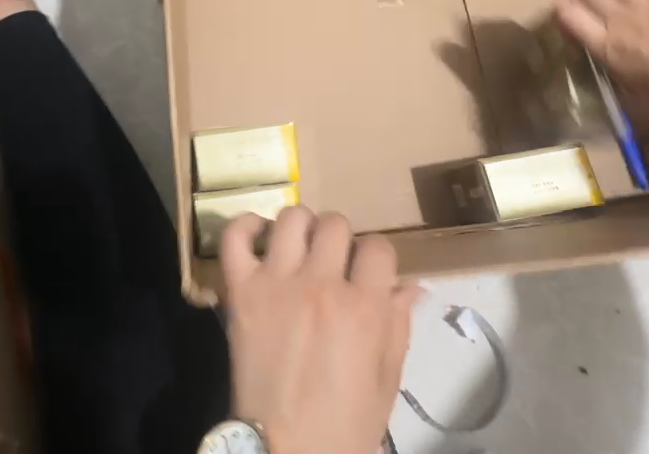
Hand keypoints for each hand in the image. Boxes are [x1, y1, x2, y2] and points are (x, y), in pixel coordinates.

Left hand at [220, 207, 420, 453]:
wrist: (285, 452)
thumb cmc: (344, 427)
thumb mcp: (385, 382)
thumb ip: (398, 327)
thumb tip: (413, 287)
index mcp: (364, 309)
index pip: (379, 247)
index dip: (378, 259)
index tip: (370, 274)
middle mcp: (321, 284)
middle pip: (336, 224)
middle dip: (342, 240)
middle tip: (335, 263)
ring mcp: (276, 282)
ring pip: (291, 218)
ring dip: (301, 228)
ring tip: (300, 249)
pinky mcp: (241, 290)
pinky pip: (235, 237)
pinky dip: (245, 226)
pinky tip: (259, 236)